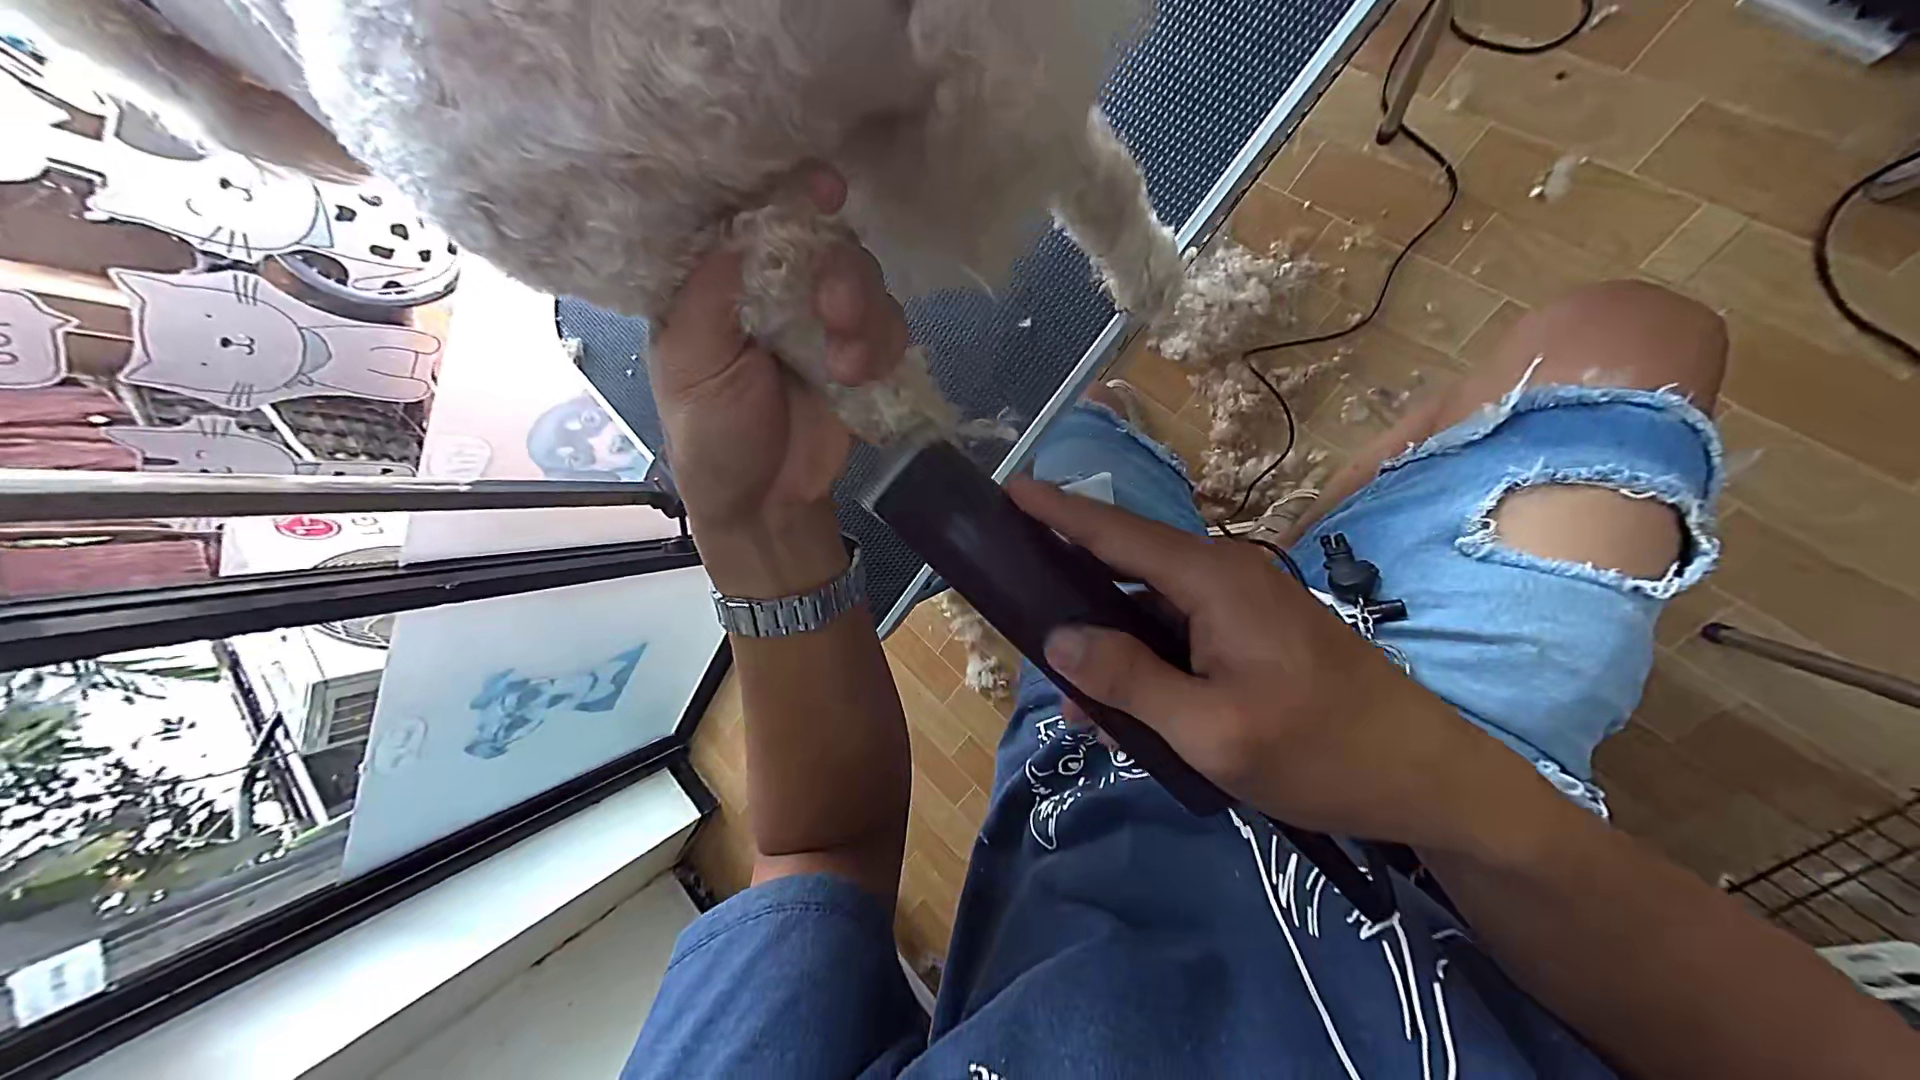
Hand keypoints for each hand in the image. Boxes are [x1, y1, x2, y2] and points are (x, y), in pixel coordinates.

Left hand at [649, 165, 906, 596]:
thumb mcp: (691, 362)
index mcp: (723, 281)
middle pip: (826, 241)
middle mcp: (777, 290)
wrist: (767, 504)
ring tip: (848, 367)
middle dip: (842, 272)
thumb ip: (714, 289)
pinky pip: (891, 327)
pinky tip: (859, 377)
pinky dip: (885, 346)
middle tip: (835, 312)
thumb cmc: (714, 436)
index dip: (790, 196)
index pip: (758, 219)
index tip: (825, 191)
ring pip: (867, 281)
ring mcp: (824, 324)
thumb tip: (753, 221)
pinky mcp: (863, 357)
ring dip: (867, 315)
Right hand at [1008, 476, 1555, 851]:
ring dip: (1111, 647)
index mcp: (1213, 579)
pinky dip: (1146, 663)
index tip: (1011, 488)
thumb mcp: (1210, 729)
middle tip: (1021, 613)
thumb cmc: (1321, 752)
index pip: (1117, 533)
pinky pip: (1178, 634)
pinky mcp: (1249, 631)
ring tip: (1076, 700)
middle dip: (1071, 591)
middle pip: (1126, 567)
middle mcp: (1223, 575)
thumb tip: (1057, 639)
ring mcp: (1239, 602)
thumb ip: (1127, 680)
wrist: (1429, 780)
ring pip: (1149, 610)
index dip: (1059, 510)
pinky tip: (1128, 711)